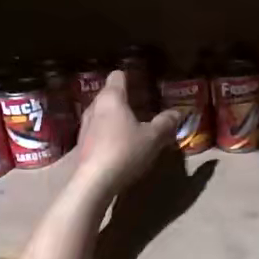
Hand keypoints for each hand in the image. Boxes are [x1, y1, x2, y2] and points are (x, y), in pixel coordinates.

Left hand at [74, 70, 177, 199]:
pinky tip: (118, 147)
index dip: (130, 78)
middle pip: (108, 95)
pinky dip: (107, 134)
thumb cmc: (124, 152)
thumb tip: (177, 112)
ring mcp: (84, 127)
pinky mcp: (81, 146)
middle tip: (141, 108)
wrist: (93, 182)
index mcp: (111, 98)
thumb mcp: (153, 138)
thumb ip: (165, 123)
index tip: (142, 84)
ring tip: (131, 128)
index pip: (117, 76)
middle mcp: (93, 107)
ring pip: (101, 115)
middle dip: (123, 100)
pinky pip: (96, 132)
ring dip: (114, 119)